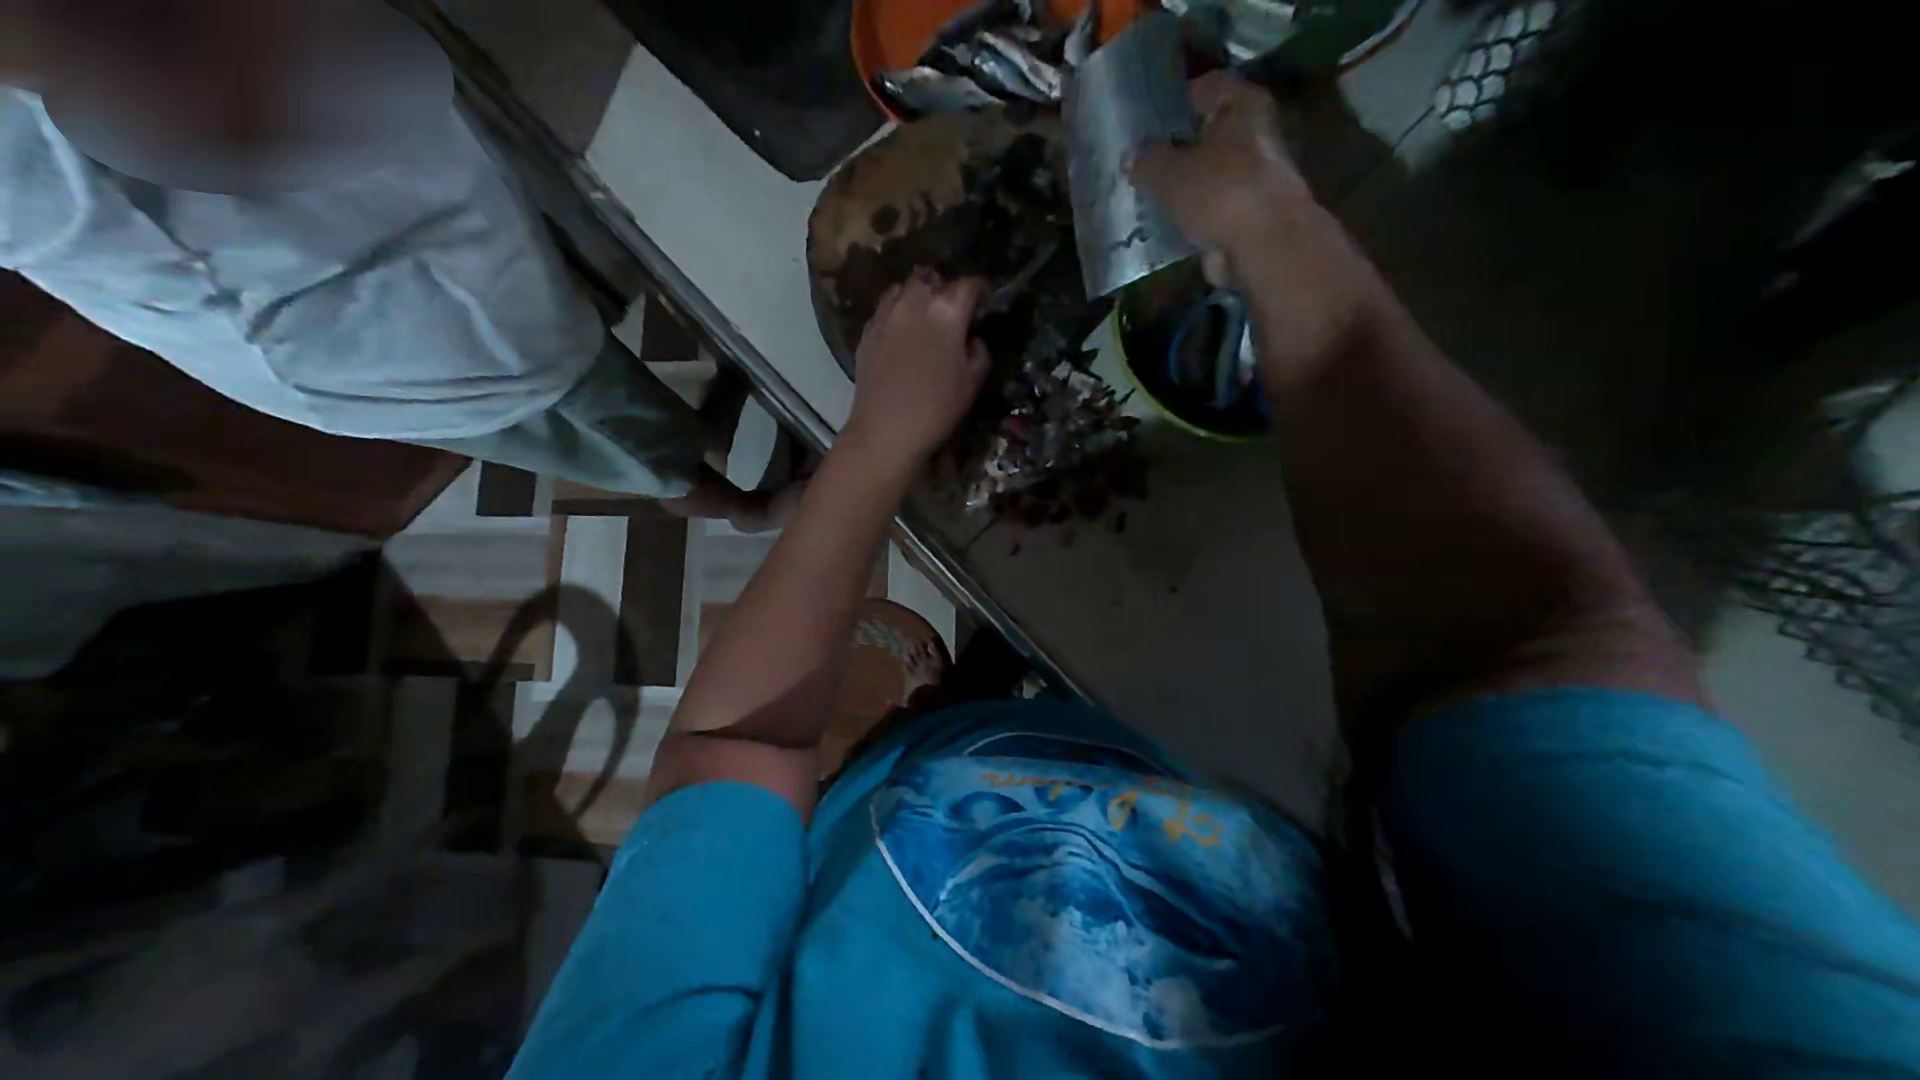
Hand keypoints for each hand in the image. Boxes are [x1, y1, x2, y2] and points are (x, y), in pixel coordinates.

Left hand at [843, 273, 991, 463]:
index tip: (986, 297)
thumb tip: (972, 338)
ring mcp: (887, 314)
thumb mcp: (973, 381)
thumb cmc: (937, 406)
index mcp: (947, 310)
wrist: (886, 429)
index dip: (982, 288)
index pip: (969, 284)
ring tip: (924, 313)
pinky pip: (885, 308)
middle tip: (953, 307)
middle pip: (933, 279)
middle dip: (945, 287)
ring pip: (904, 288)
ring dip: (918, 294)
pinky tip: (901, 330)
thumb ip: (979, 350)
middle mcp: (915, 302)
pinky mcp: (867, 330)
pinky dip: (897, 311)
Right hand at [1129, 72, 1313, 286]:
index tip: (1145, 121)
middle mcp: (1254, 133)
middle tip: (1140, 161)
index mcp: (1242, 105)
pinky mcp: (1248, 213)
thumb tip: (1130, 156)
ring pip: (1207, 173)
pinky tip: (1164, 223)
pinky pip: (1210, 206)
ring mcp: (1254, 176)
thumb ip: (1146, 160)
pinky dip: (1192, 214)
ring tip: (1146, 194)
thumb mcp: (1169, 172)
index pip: (1204, 88)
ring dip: (1182, 185)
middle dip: (1174, 148)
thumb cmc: (1219, 191)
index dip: (1173, 101)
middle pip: (1206, 133)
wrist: (1262, 245)